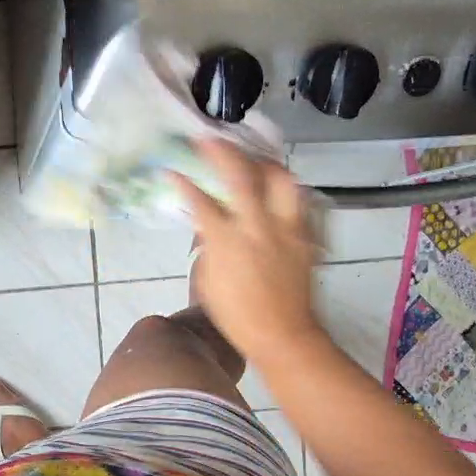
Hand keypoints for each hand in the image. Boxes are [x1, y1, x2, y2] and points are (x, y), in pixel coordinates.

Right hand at [172, 141, 322, 360]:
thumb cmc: (238, 317)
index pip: (201, 201)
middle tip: (209, 140)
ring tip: (250, 158)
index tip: (171, 170)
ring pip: (280, 178)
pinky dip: (282, 188)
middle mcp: (258, 226)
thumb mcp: (209, 282)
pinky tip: (273, 188)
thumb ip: (207, 247)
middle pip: (242, 174)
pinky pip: (296, 199)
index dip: (183, 183)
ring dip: (262, 162)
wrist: (283, 335)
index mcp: (227, 241)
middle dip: (222, 151)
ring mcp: (285, 228)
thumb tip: (207, 225)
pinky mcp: (304, 235)